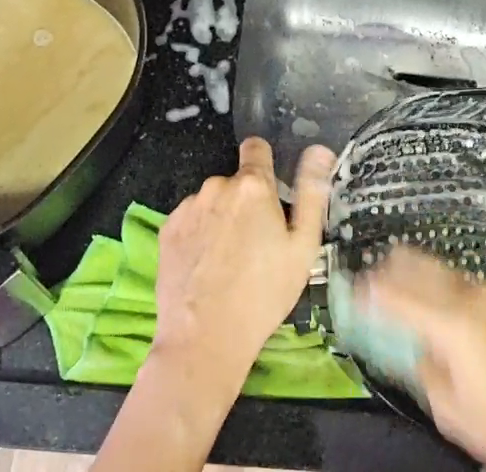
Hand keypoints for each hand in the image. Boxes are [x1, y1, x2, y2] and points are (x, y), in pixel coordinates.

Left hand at [153, 138, 335, 379]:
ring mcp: (188, 207)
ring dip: (222, 219)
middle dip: (247, 203)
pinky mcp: (166, 230)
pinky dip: (199, 236)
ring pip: (213, 203)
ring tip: (229, 262)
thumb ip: (312, 193)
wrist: (205, 337)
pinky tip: (206, 267)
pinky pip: (191, 221)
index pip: (257, 148)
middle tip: (257, 245)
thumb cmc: (264, 293)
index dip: (266, 164)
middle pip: (236, 183)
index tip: (272, 192)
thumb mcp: (303, 247)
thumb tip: (320, 150)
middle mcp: (216, 186)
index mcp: (253, 185)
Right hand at [359, 250, 485, 471]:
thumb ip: (417, 367)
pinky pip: (451, 277)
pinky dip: (429, 278)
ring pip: (434, 265)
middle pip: (414, 265)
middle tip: (364, 283)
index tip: (348, 294)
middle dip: (384, 270)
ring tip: (387, 283)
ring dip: (407, 270)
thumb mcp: (446, 407)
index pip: (394, 294)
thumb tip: (401, 348)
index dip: (366, 292)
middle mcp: (468, 299)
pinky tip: (421, 293)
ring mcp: (485, 296)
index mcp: (451, 324)